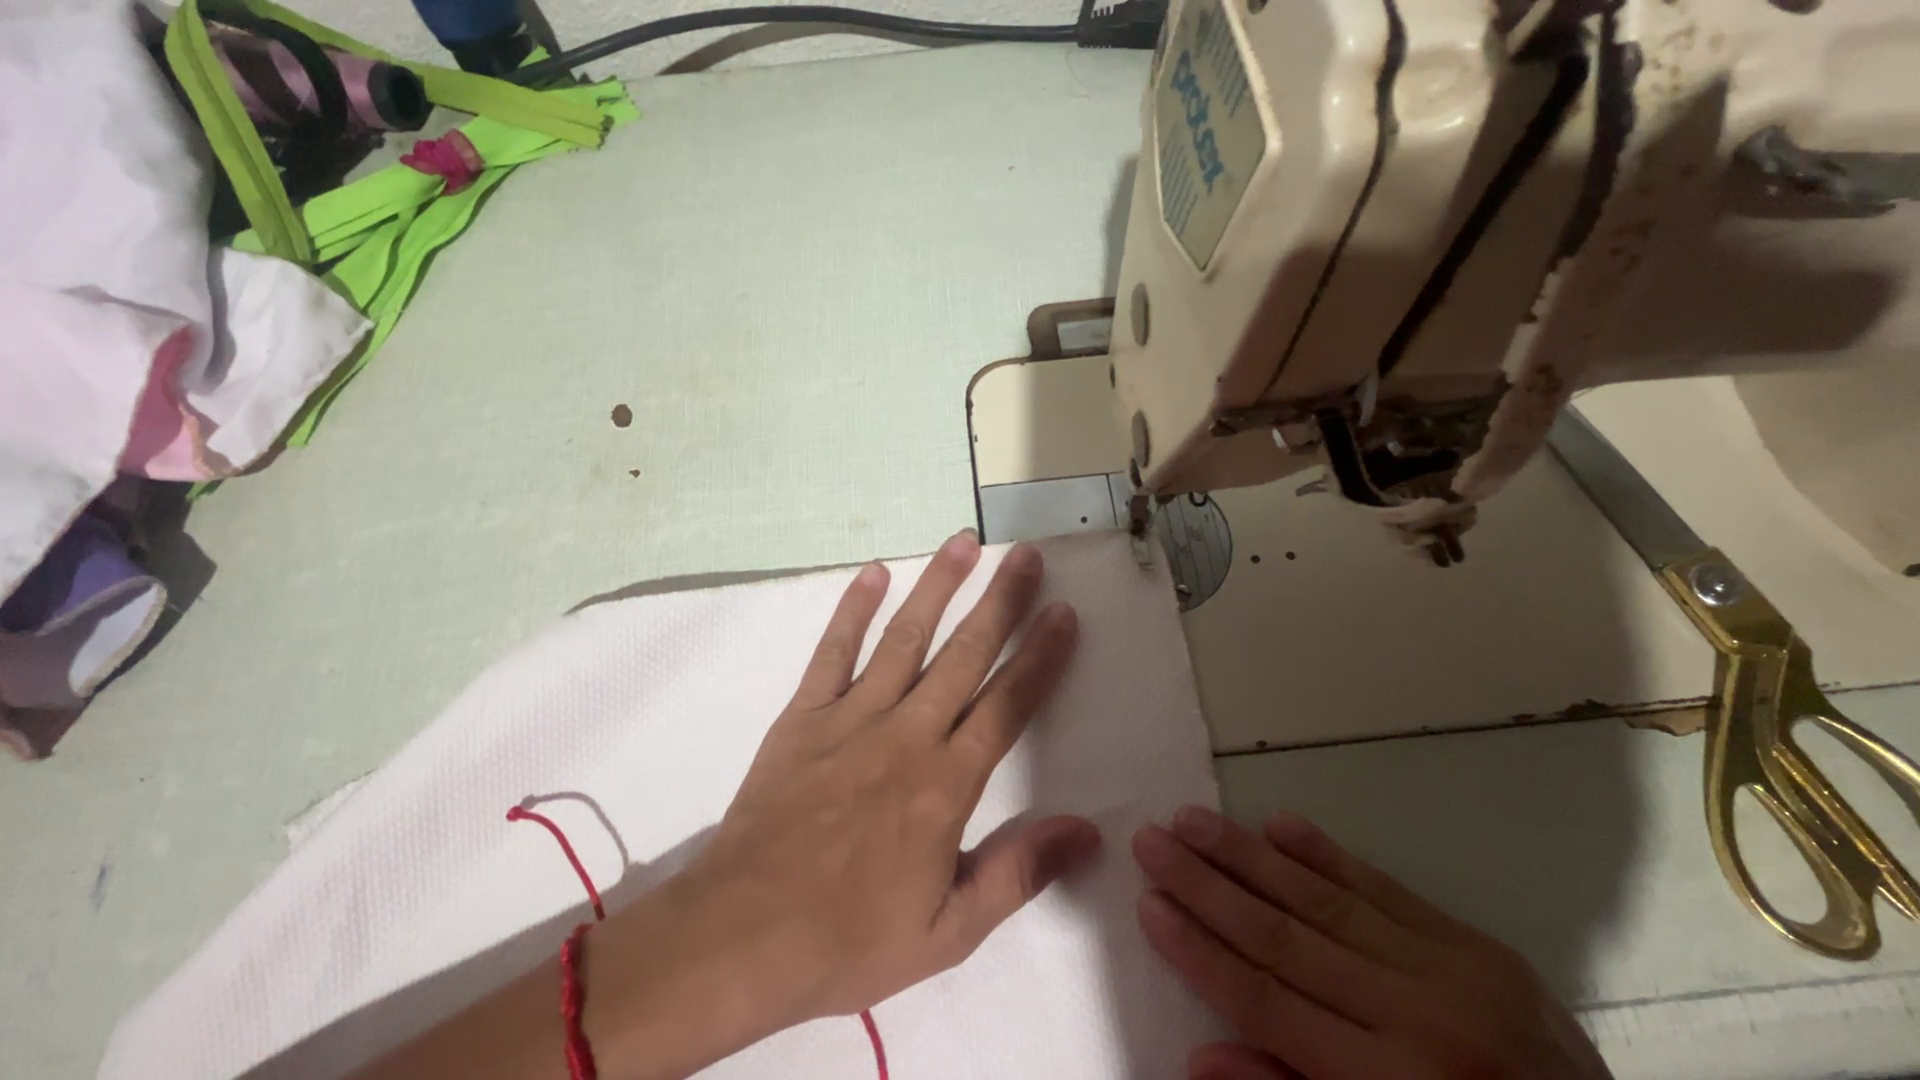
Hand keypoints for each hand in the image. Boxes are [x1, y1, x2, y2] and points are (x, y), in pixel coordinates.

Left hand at [656, 531, 1100, 1043]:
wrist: (741, 938)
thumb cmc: (850, 940)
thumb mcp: (949, 931)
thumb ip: (1019, 874)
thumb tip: (1088, 830)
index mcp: (946, 785)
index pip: (1007, 706)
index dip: (1040, 657)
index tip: (1063, 612)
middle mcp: (905, 736)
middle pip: (964, 656)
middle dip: (1000, 601)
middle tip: (1026, 555)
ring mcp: (850, 719)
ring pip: (905, 639)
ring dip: (936, 587)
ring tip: (963, 542)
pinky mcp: (802, 718)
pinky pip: (831, 653)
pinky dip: (852, 610)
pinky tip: (872, 573)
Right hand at [1133, 807, 1612, 1079]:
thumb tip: (1200, 1053)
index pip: (1264, 1000)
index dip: (1198, 950)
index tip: (1147, 904)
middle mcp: (1413, 1016)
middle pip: (1283, 937)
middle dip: (1207, 885)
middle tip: (1152, 840)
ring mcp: (1449, 970)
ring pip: (1324, 899)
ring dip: (1250, 855)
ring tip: (1193, 819)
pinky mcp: (1476, 944)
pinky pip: (1386, 889)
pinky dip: (1327, 855)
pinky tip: (1280, 823)